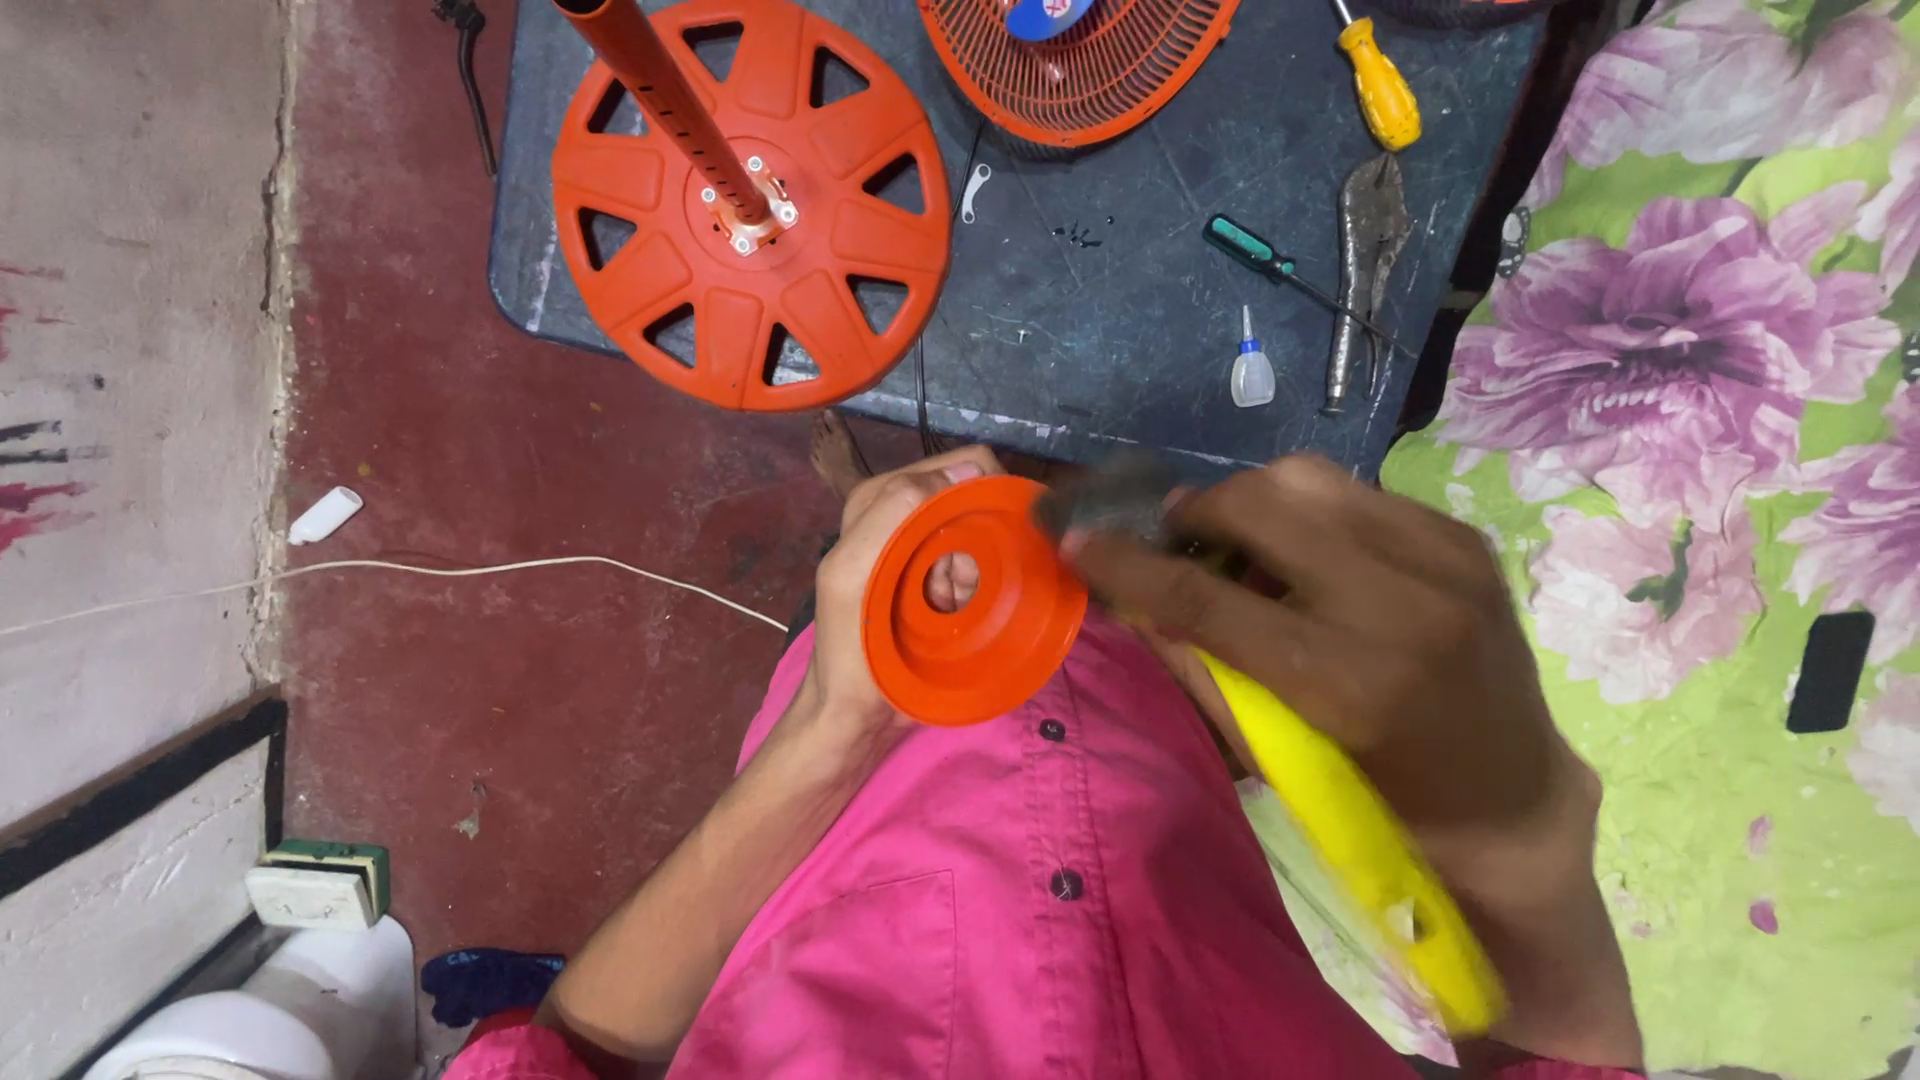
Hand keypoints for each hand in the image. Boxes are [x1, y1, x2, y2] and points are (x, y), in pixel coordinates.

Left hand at [804, 445, 1004, 731]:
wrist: (855, 713)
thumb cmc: (850, 649)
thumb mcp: (853, 572)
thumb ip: (892, 512)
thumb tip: (967, 470)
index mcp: (879, 497)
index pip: (959, 468)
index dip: (974, 506)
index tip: (960, 557)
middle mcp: (904, 512)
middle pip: (977, 503)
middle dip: (975, 546)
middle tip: (951, 591)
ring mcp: (926, 545)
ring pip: (985, 537)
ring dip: (976, 576)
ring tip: (947, 610)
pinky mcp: (941, 576)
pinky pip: (984, 567)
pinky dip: (976, 593)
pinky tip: (951, 617)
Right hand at [1063, 455, 1639, 1067]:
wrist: (1507, 796)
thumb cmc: (1376, 795)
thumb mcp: (1273, 753)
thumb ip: (1197, 668)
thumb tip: (1132, 599)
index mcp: (1344, 682)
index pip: (1207, 600)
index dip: (1131, 565)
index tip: (1078, 541)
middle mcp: (1401, 606)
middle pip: (1260, 505)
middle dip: (1196, 511)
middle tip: (1179, 539)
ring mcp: (1444, 561)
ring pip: (1305, 476)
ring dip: (1252, 501)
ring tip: (1245, 542)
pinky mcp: (1464, 537)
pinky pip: (1353, 489)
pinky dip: (1309, 511)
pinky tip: (1310, 552)